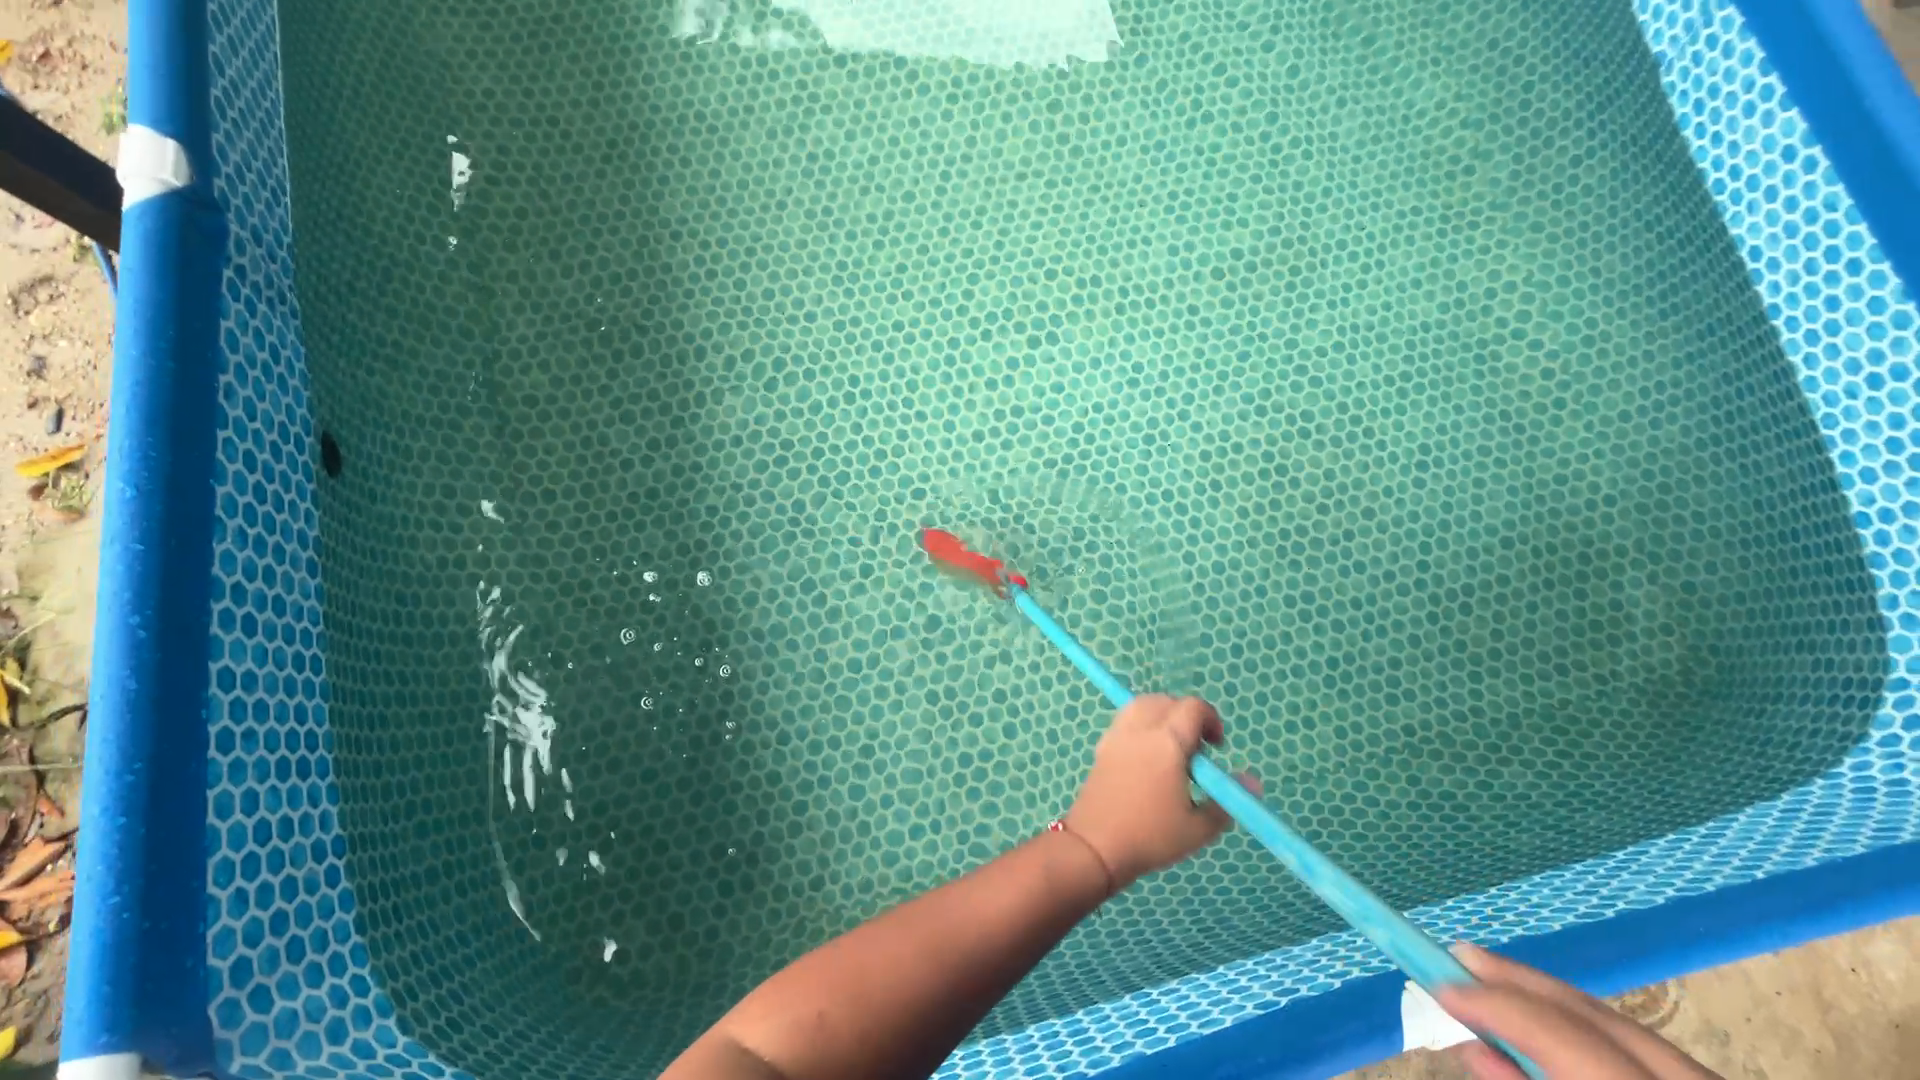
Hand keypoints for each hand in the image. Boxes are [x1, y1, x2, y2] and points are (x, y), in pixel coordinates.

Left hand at [1062, 694, 1253, 889]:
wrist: (1094, 846)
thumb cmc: (1150, 836)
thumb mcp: (1198, 828)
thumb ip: (1227, 801)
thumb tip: (1252, 781)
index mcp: (1167, 742)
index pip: (1192, 707)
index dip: (1211, 719)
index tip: (1217, 746)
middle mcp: (1140, 730)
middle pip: (1166, 701)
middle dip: (1186, 715)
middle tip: (1196, 748)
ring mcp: (1117, 736)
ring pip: (1142, 705)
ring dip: (1161, 715)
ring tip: (1171, 746)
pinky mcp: (1102, 748)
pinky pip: (1125, 720)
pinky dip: (1141, 725)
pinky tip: (1147, 756)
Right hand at [1439, 943, 1722, 1079]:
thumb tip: (1475, 1049)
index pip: (1570, 1037)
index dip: (1500, 1005)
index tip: (1441, 985)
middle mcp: (1689, 1077)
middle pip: (1598, 1015)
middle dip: (1520, 982)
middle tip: (1453, 954)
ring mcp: (1705, 1075)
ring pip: (1619, 1023)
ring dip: (1545, 998)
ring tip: (1485, 976)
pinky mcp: (1703, 1076)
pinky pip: (1637, 1041)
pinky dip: (1582, 1024)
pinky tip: (1542, 1014)